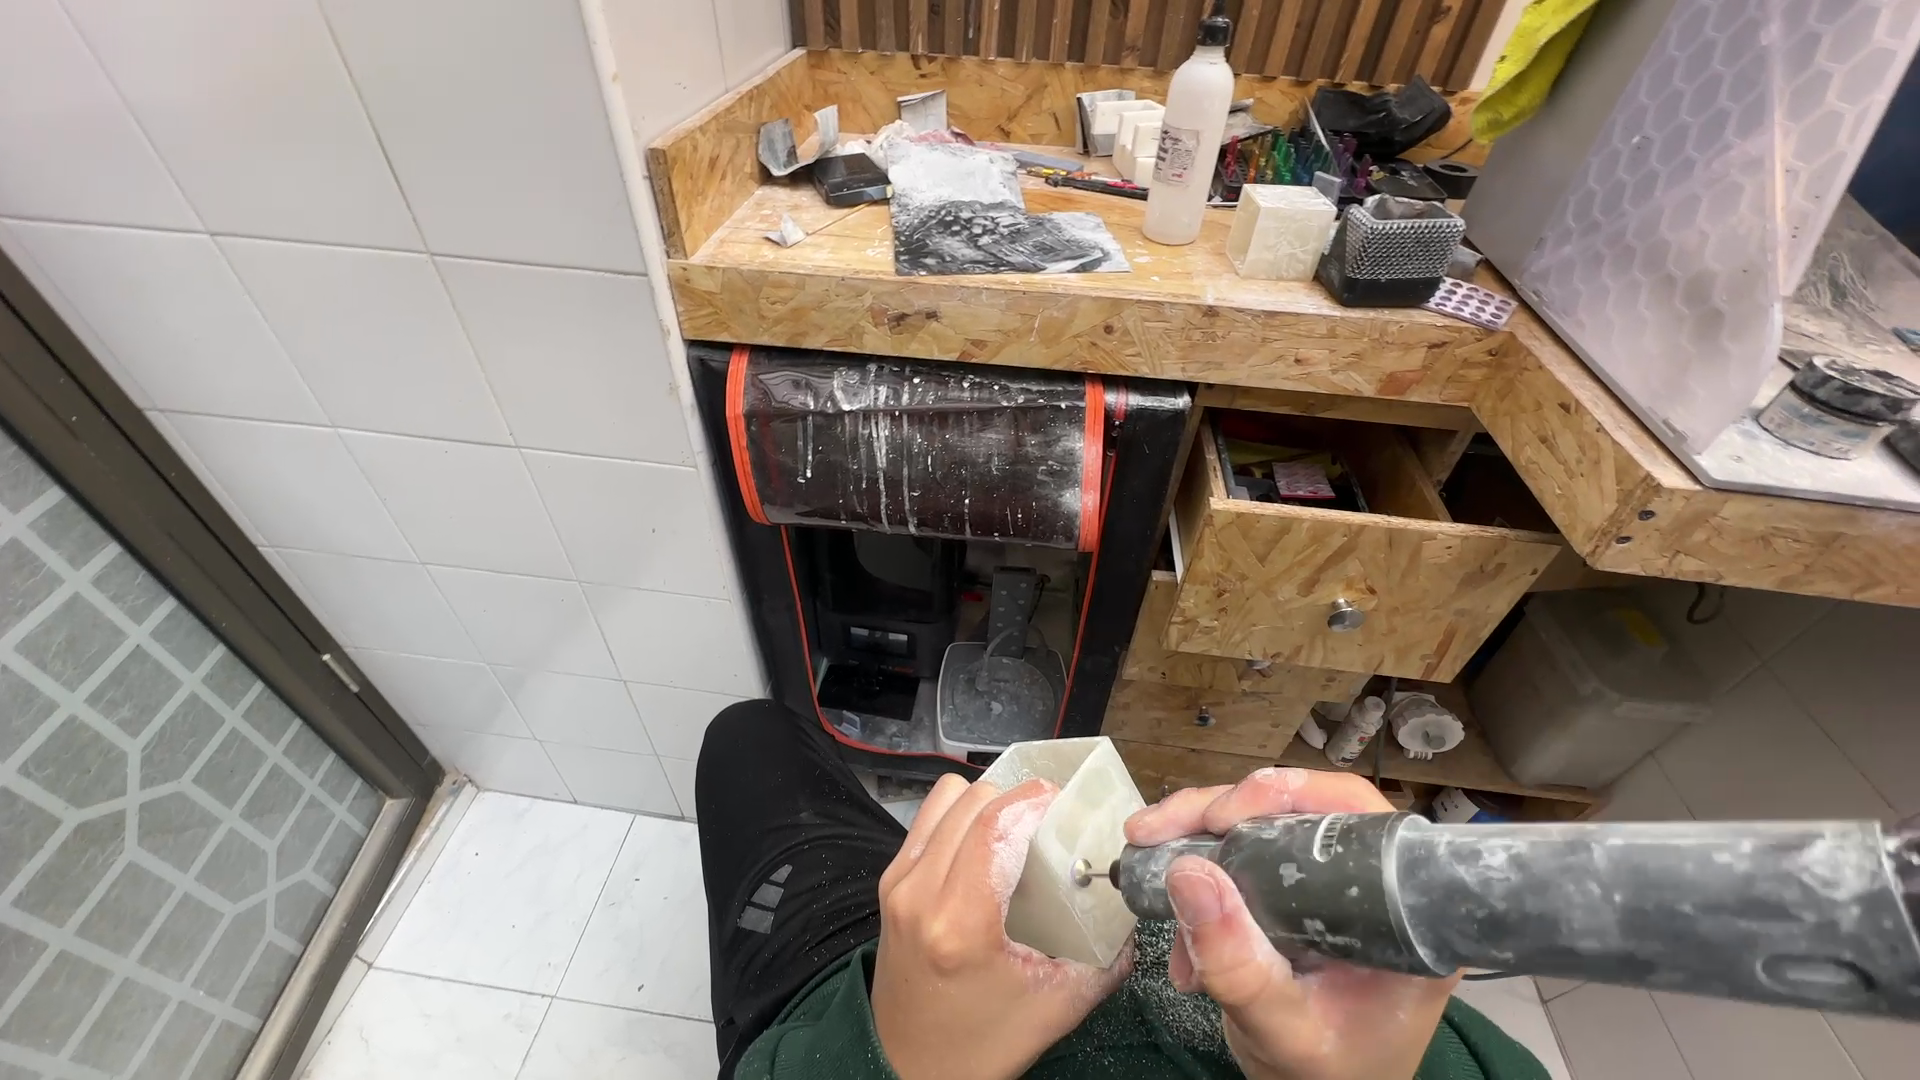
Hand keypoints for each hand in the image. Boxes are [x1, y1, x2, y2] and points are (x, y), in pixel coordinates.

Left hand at [872, 773, 1133, 1079]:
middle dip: (1016, 800)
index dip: (1033, 798)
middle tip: (1046, 822)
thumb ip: (1102, 957)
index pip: (996, 825)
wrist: (906, 1070)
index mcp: (961, 922)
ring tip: (1014, 829)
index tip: (1062, 799)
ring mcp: (898, 881)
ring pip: (947, 798)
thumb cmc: (979, 1045)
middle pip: (974, 801)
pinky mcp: (889, 880)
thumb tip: (1128, 911)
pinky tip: (983, 842)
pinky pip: (929, 817)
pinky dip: (960, 814)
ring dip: (985, 802)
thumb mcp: (1055, 1008)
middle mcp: (920, 890)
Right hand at [1125, 768, 1458, 1079]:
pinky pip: (1234, 853)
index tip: (1219, 815)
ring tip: (1146, 857)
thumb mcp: (1281, 1028)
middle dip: (1211, 812)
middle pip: (1289, 811)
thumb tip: (1185, 872)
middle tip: (1153, 828)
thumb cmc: (1324, 1075)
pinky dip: (1193, 867)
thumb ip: (1238, 966)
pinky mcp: (1288, 890)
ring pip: (1254, 824)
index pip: (1353, 816)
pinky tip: (1168, 905)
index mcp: (1398, 913)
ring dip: (1191, 837)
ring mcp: (1323, 885)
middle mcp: (1364, 884)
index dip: (1287, 796)